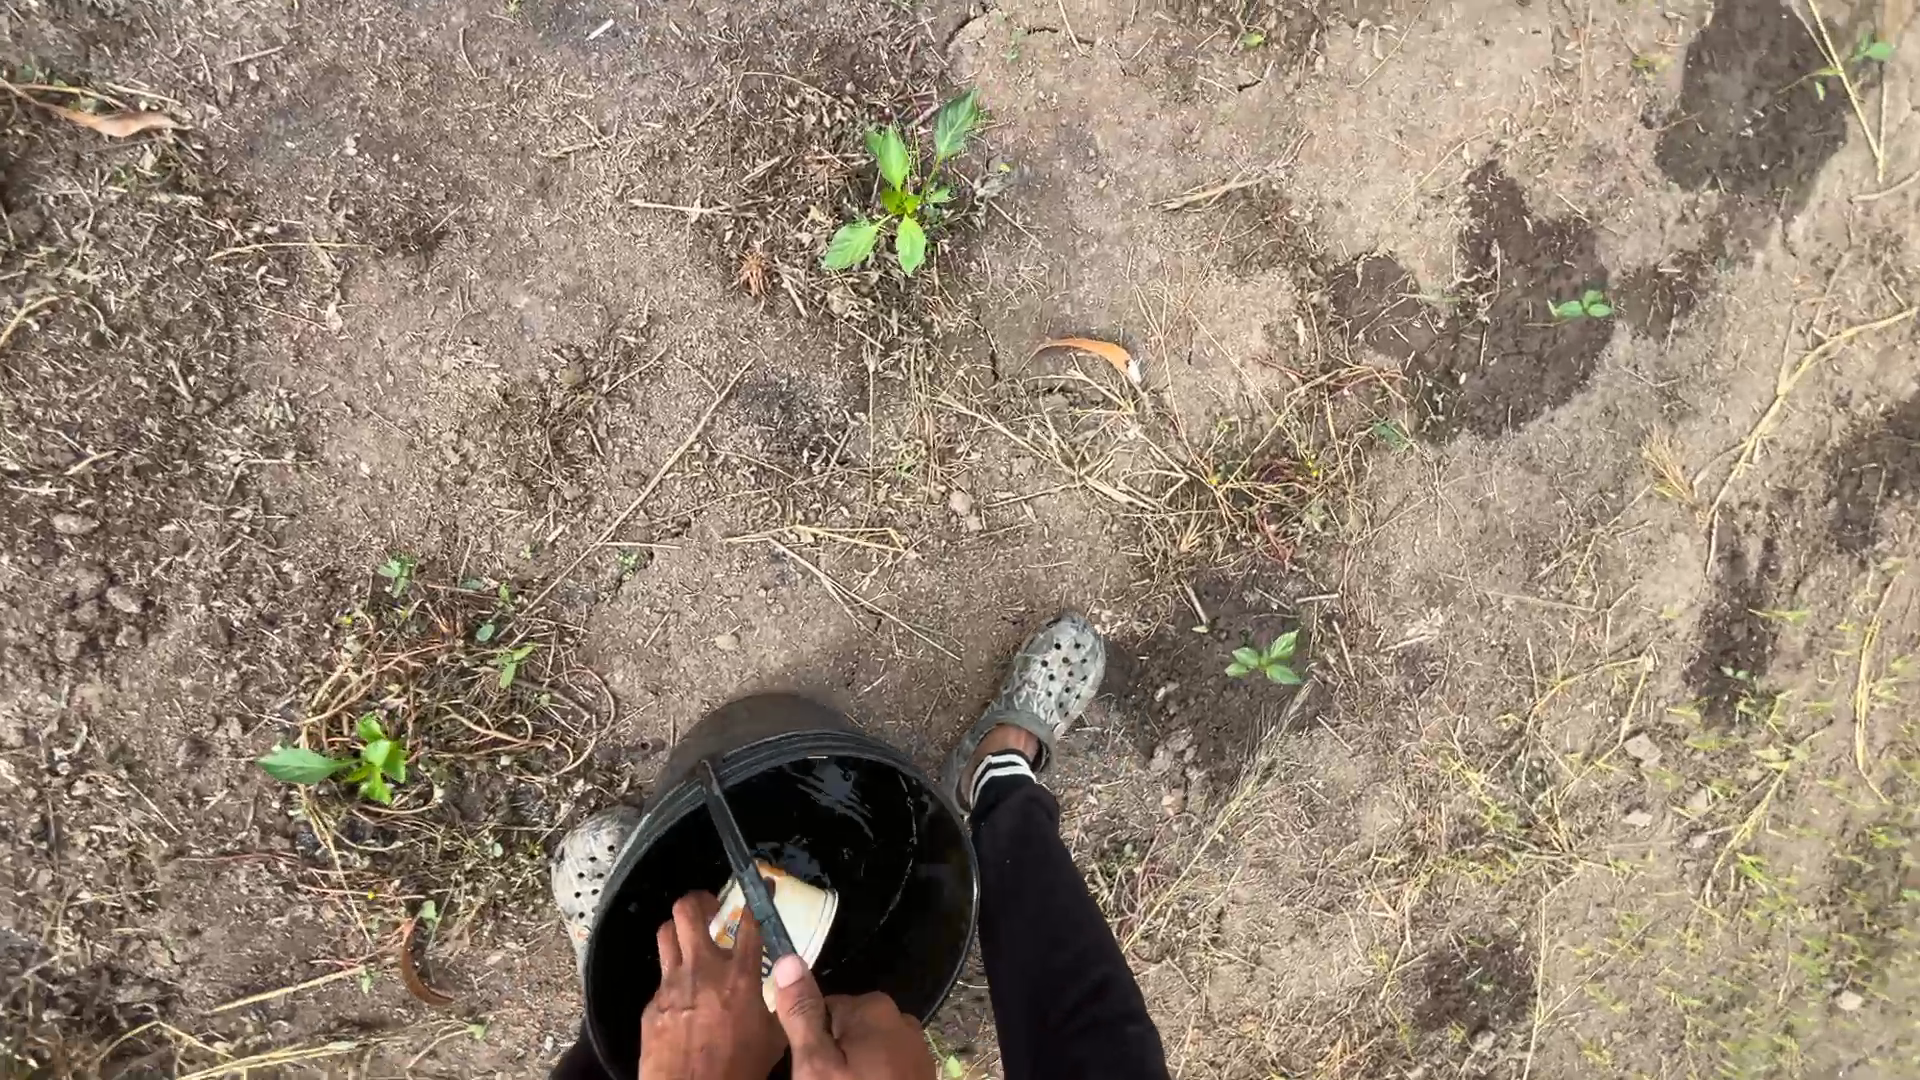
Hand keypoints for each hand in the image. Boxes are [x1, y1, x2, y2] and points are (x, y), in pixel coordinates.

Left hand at [640, 891, 785, 1079]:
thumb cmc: (739, 1070)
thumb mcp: (773, 1035)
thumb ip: (779, 1001)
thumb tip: (788, 985)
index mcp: (740, 975)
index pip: (751, 919)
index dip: (758, 895)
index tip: (762, 884)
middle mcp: (703, 969)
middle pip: (689, 911)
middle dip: (700, 900)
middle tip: (712, 908)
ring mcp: (672, 985)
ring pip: (666, 933)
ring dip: (679, 930)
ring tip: (691, 937)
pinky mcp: (651, 1006)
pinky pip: (661, 978)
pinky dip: (674, 978)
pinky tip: (683, 996)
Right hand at [772, 954, 934, 1079]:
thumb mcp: (816, 1065)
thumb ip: (802, 1014)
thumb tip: (789, 957)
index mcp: (873, 1007)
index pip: (823, 1009)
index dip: (805, 1041)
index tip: (798, 1070)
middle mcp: (899, 1019)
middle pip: (845, 1031)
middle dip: (829, 1057)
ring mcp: (914, 1049)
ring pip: (865, 1054)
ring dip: (850, 1072)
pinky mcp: (920, 1076)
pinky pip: (884, 1070)